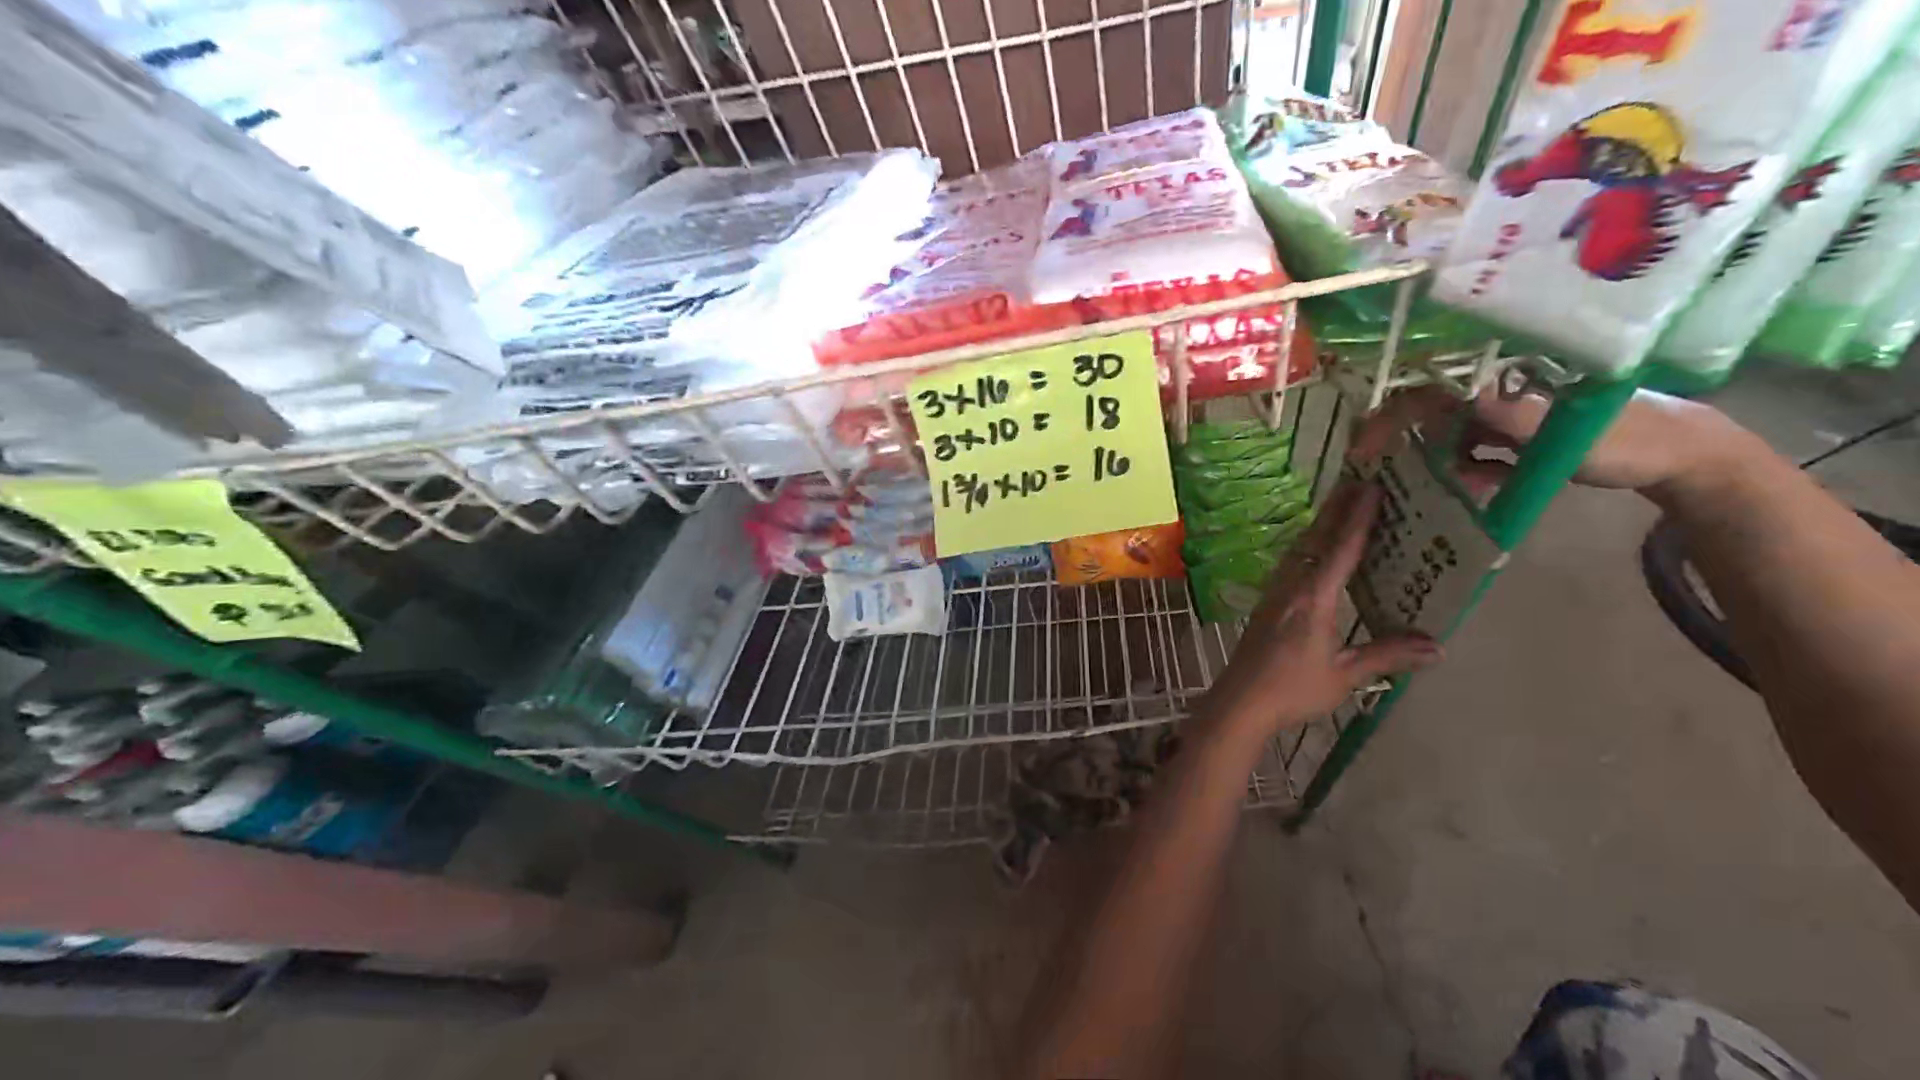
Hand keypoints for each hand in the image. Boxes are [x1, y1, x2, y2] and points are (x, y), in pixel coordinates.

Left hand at [1203, 478, 1443, 737]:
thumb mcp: (1344, 674)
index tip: (1371, 489)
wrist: (1240, 700)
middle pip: (1315, 540)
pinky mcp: (1266, 603)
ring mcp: (1274, 593)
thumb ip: (1386, 656)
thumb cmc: (1293, 689)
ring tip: (1336, 504)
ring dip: (1318, 524)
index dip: (1357, 519)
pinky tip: (1309, 548)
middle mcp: (1291, 587)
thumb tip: (1436, 646)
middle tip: (1355, 480)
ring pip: (1298, 549)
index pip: (1340, 551)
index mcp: (1314, 599)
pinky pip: (1289, 564)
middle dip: (1335, 510)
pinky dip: (1305, 546)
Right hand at [1361, 386, 1759, 500]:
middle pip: (1436, 412)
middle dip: (1407, 440)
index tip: (1368, 445)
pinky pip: (1477, 454)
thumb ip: (1516, 416)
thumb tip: (1458, 399)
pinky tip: (1471, 488)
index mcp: (1512, 379)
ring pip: (1453, 435)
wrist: (1685, 459)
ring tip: (1440, 487)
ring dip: (1438, 461)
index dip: (1396, 413)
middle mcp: (1504, 392)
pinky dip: (1467, 471)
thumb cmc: (1631, 438)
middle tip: (1387, 471)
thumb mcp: (1571, 429)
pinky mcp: (1519, 441)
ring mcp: (1511, 417)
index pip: (1436, 387)